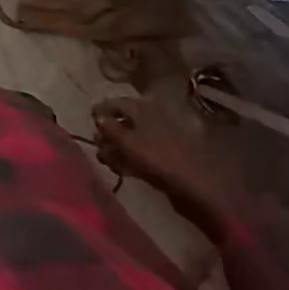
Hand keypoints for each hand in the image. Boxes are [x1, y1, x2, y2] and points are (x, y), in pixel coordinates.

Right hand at [92, 95, 238, 207]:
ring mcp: (161, 138)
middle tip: (96, 143)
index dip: (102, 109)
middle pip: (125, 121)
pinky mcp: (166, 157)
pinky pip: (142, 154)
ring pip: (133, 139)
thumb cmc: (159, 158)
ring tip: (105, 159)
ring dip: (117, 148)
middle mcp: (153, 118)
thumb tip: (98, 118)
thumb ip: (111, 130)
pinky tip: (119, 169)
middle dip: (109, 132)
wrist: (198, 187)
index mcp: (144, 108)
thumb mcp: (129, 142)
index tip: (90, 118)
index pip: (118, 102)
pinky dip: (129, 159)